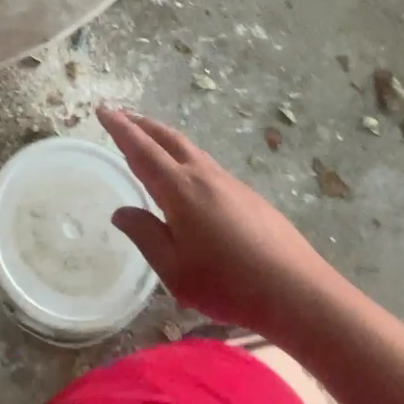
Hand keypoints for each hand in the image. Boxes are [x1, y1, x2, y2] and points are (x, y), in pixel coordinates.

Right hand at [97, 107, 339, 336]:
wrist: (300, 293)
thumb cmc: (230, 284)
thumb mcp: (175, 271)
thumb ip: (145, 236)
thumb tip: (121, 211)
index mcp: (180, 189)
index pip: (141, 149)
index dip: (120, 128)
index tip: (102, 110)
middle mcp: (203, 176)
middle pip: (168, 138)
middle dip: (142, 123)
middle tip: (121, 115)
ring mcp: (230, 184)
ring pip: (190, 149)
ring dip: (164, 138)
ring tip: (149, 140)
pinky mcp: (249, 197)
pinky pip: (206, 165)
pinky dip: (185, 157)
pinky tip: (187, 177)